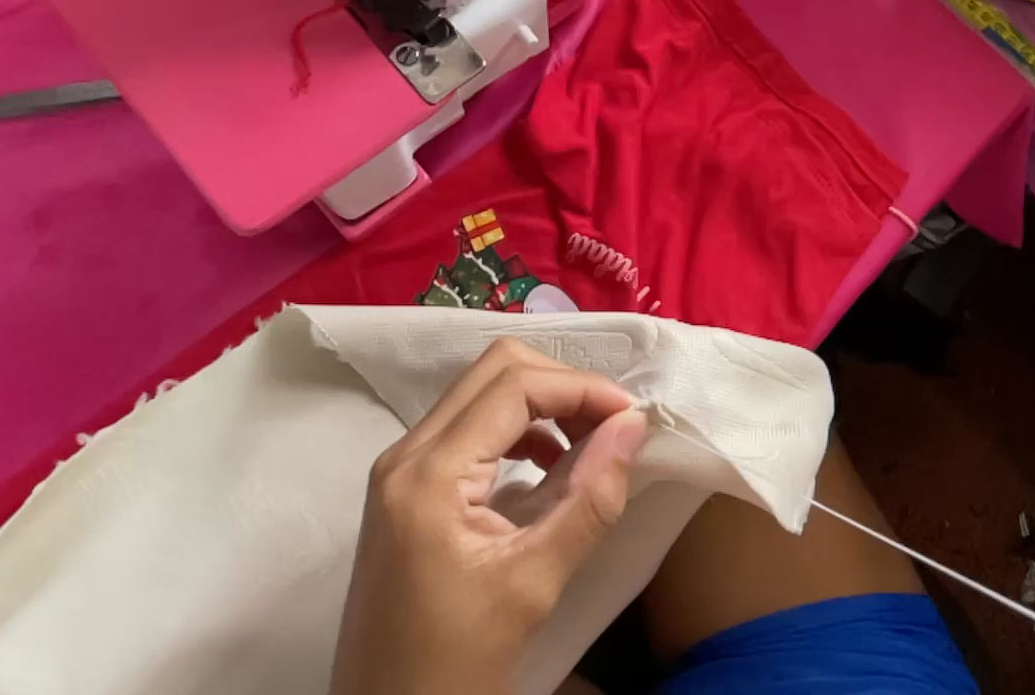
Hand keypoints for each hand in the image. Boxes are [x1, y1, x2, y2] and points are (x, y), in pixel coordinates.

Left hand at [332, 338, 649, 693]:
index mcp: (429, 474)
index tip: (629, 417)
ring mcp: (402, 466)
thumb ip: (589, 499)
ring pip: (482, 390)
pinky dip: (519, 425)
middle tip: (610, 425)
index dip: (579, 389)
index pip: (513, 386)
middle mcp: (407, 452)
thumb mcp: (533, 585)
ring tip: (589, 443)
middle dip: (562, 384)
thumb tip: (633, 427)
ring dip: (542, 401)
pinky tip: (550, 463)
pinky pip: (471, 423)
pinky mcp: (408, 484)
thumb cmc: (455, 668)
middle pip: (495, 371)